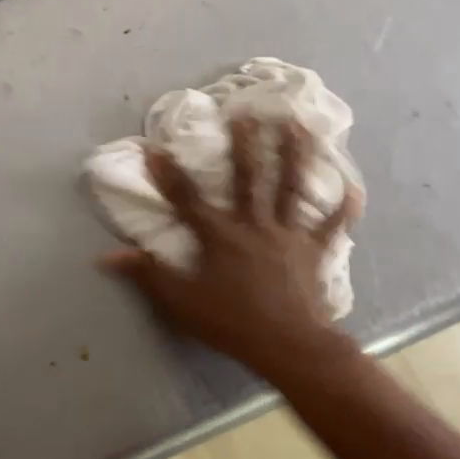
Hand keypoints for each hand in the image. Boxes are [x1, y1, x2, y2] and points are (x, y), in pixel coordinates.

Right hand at [101, 116, 362, 375]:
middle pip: (249, 177)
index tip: (154, 146)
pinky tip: (352, 186)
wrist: (290, 347)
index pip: (187, 197)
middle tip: (248, 111)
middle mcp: (254, 225)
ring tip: (299, 123)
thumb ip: (145, 274)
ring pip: (292, 187)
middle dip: (247, 143)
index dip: (168, 172)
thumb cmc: (230, 323)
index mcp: (219, 235)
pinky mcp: (314, 252)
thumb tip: (106, 255)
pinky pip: (331, 226)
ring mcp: (289, 235)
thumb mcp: (179, 301)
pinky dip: (343, 207)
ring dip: (296, 153)